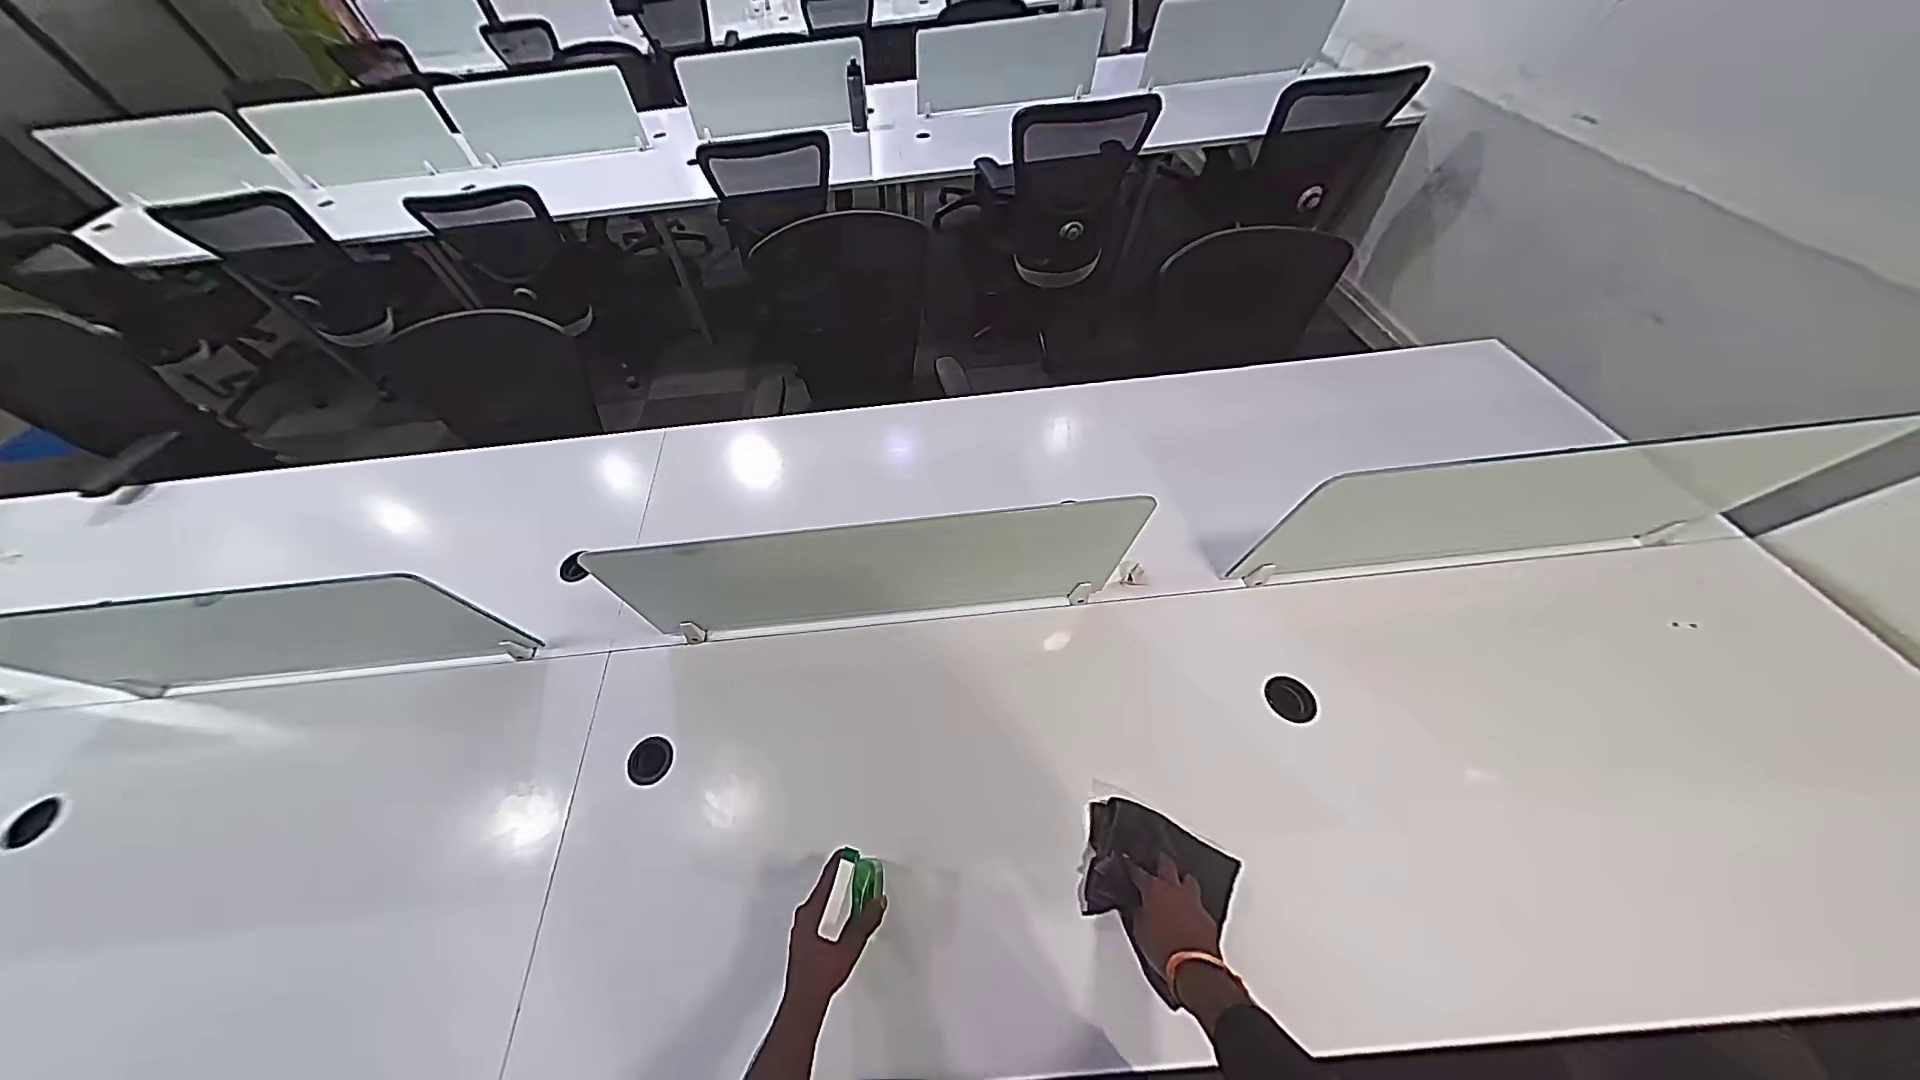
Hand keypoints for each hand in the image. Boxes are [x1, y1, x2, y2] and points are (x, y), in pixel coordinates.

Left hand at [782, 854, 886, 1011]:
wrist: (804, 1003)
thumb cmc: (820, 977)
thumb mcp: (848, 948)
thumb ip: (864, 923)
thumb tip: (877, 902)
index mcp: (811, 914)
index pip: (827, 880)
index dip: (838, 864)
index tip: (848, 852)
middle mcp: (804, 917)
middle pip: (824, 888)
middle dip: (840, 875)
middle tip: (854, 865)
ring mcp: (802, 927)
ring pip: (822, 900)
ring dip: (837, 890)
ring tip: (853, 884)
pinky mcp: (805, 936)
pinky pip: (821, 910)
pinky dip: (833, 903)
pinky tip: (843, 908)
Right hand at [1125, 853, 1221, 976]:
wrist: (1194, 967)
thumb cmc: (1165, 950)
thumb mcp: (1139, 931)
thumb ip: (1138, 913)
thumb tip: (1137, 908)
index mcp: (1153, 890)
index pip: (1138, 871)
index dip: (1130, 866)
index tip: (1127, 862)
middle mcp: (1173, 889)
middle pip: (1166, 863)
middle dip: (1159, 859)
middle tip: (1155, 858)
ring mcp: (1192, 899)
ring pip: (1187, 878)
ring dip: (1180, 878)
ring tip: (1176, 879)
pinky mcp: (1206, 914)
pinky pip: (1198, 900)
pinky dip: (1191, 901)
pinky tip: (1188, 906)